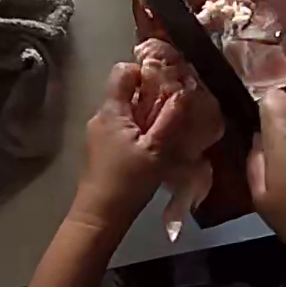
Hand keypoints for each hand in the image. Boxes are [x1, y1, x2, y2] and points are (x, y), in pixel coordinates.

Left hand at [70, 63, 199, 230]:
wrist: (100, 215)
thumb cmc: (128, 181)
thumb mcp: (156, 150)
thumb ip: (171, 119)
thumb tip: (186, 92)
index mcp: (111, 111)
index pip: (122, 71)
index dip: (144, 71)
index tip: (167, 84)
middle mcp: (100, 117)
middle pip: (126, 92)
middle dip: (151, 96)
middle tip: (175, 107)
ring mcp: (99, 134)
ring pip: (125, 112)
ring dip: (147, 115)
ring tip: (169, 128)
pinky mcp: (101, 150)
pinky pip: (122, 129)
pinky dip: (139, 131)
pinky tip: (155, 147)